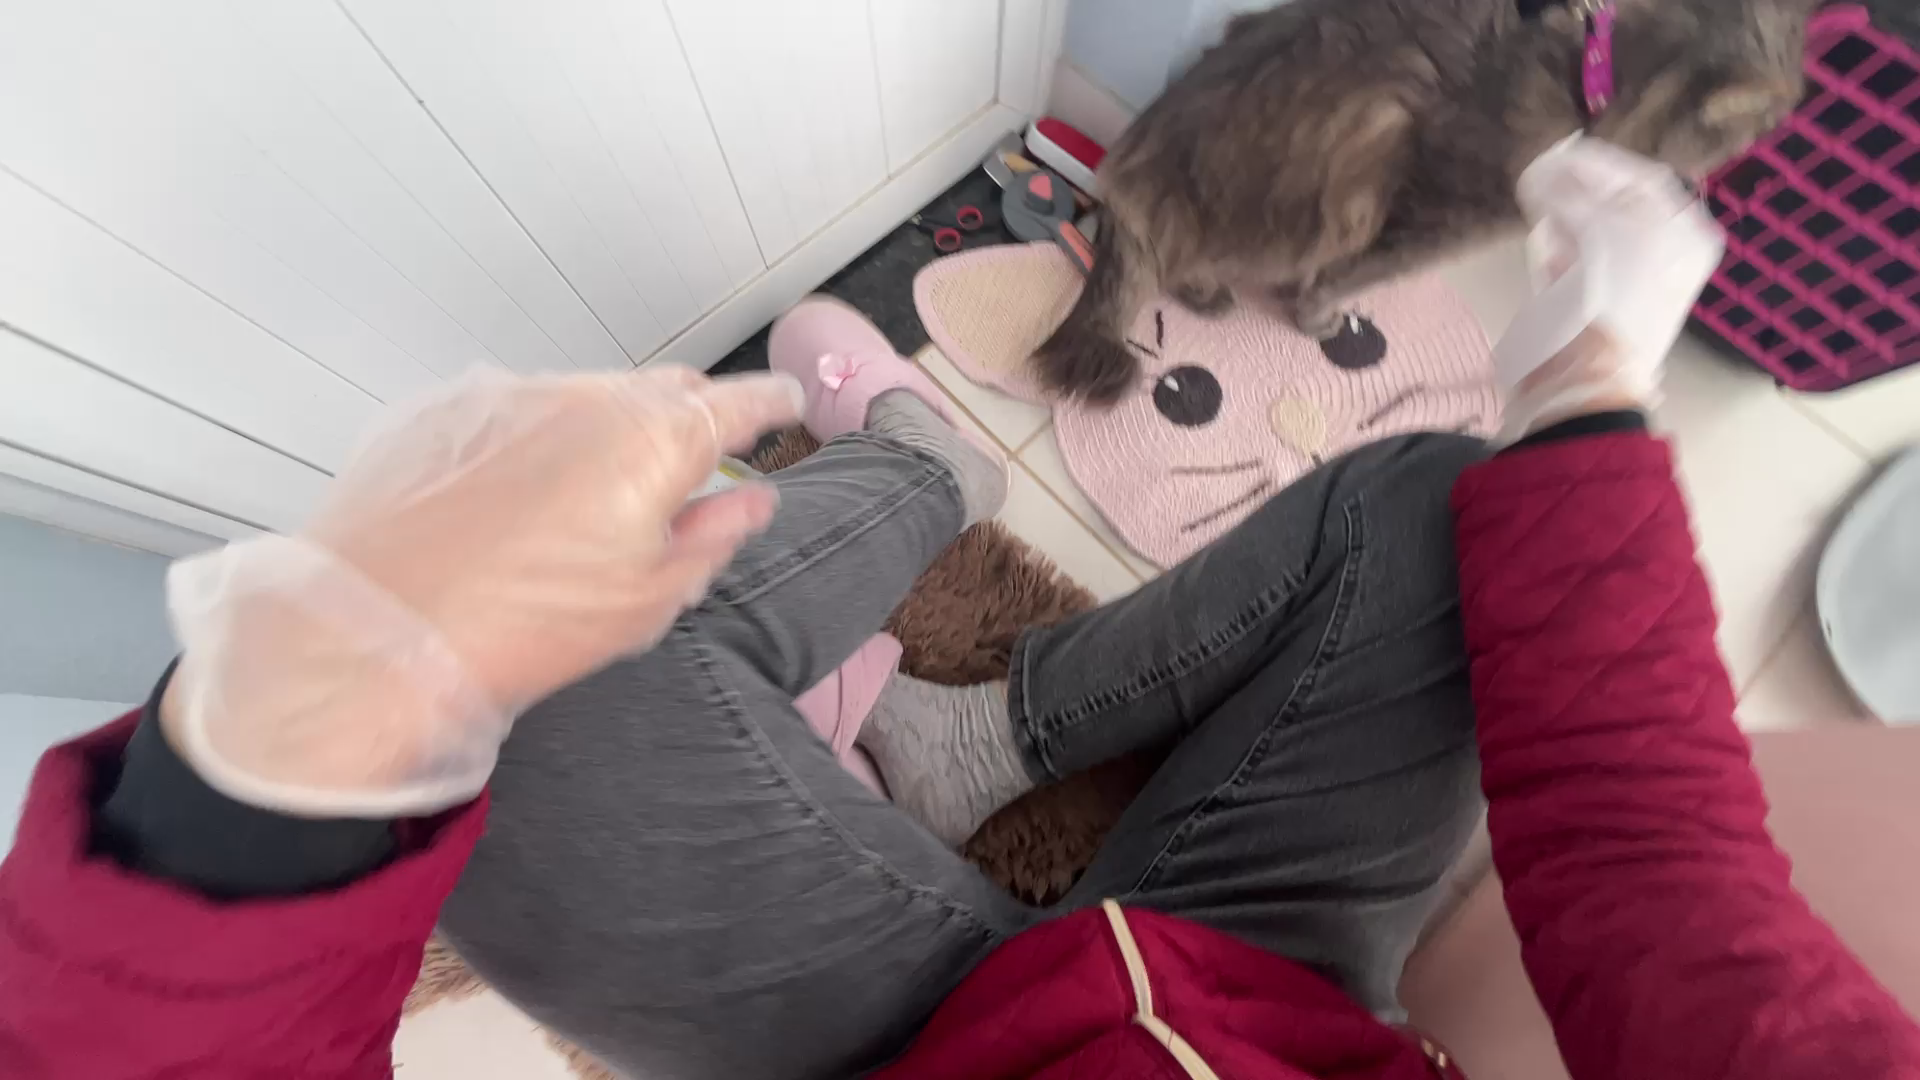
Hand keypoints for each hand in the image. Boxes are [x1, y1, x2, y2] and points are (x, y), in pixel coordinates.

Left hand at [162, 366, 802, 816]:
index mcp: (657, 442)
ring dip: (621, 426)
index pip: (742, 402)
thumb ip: (719, 532)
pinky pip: (529, 403)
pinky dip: (552, 431)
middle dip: (698, 417)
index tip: (788, 403)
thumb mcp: (654, 595)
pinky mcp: (451, 402)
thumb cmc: (531, 626)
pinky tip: (525, 489)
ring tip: (597, 491)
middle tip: (692, 466)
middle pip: (673, 388)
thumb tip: (756, 497)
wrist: (369, 638)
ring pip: (600, 392)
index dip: (774, 401)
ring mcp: (515, 391)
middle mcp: (592, 396)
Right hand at [1493, 135, 1726, 440]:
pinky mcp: (1573, 307)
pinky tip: (1536, 232)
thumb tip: (1544, 170)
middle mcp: (1651, 255)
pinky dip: (1549, 244)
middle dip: (1575, 186)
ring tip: (1532, 191)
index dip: (1598, 164)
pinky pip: (1563, 263)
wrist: (1578, 385)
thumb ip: (1576, 200)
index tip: (1559, 150)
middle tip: (1538, 168)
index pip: (1638, 182)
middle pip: (1611, 206)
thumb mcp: (1602, 240)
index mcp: (1677, 237)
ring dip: (1558, 212)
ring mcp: (1610, 282)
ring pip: (1584, 233)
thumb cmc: (1602, 312)